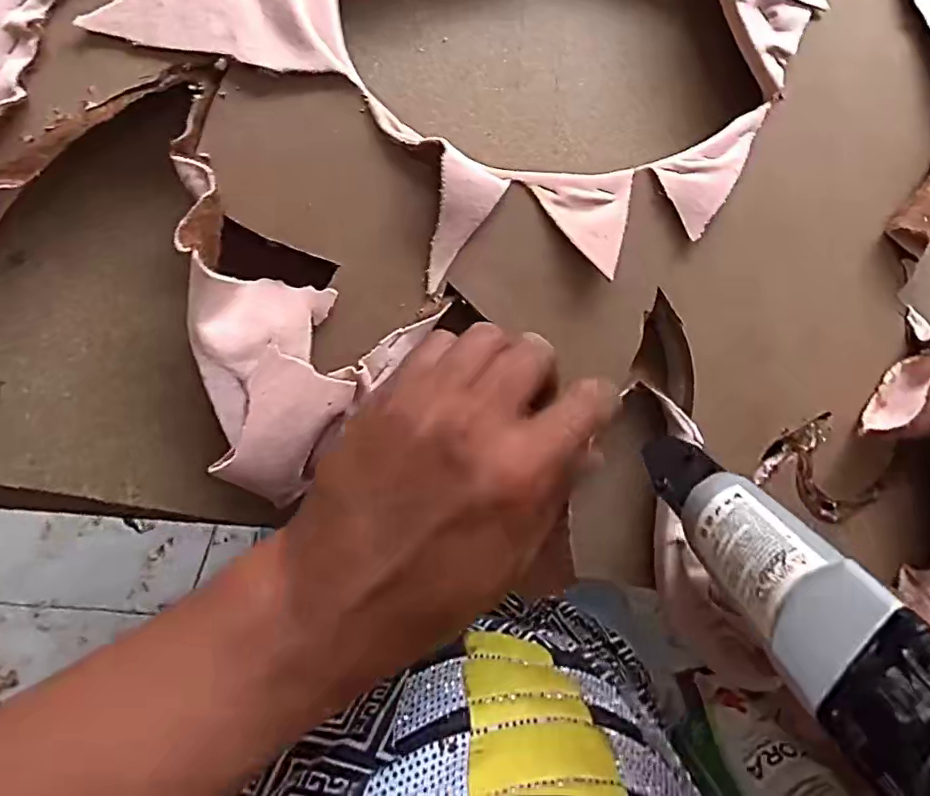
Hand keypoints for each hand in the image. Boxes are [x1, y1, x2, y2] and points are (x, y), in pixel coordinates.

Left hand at [275, 323, 617, 684]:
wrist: (332, 594)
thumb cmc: (432, 595)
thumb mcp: (512, 560)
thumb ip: (554, 493)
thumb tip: (587, 447)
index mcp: (519, 469)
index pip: (586, 402)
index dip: (598, 403)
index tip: (590, 410)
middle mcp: (478, 418)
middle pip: (534, 350)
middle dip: (544, 374)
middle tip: (529, 402)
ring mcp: (428, 398)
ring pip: (486, 334)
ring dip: (499, 358)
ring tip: (488, 388)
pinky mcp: (389, 392)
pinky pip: (436, 343)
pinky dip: (453, 358)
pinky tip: (446, 388)